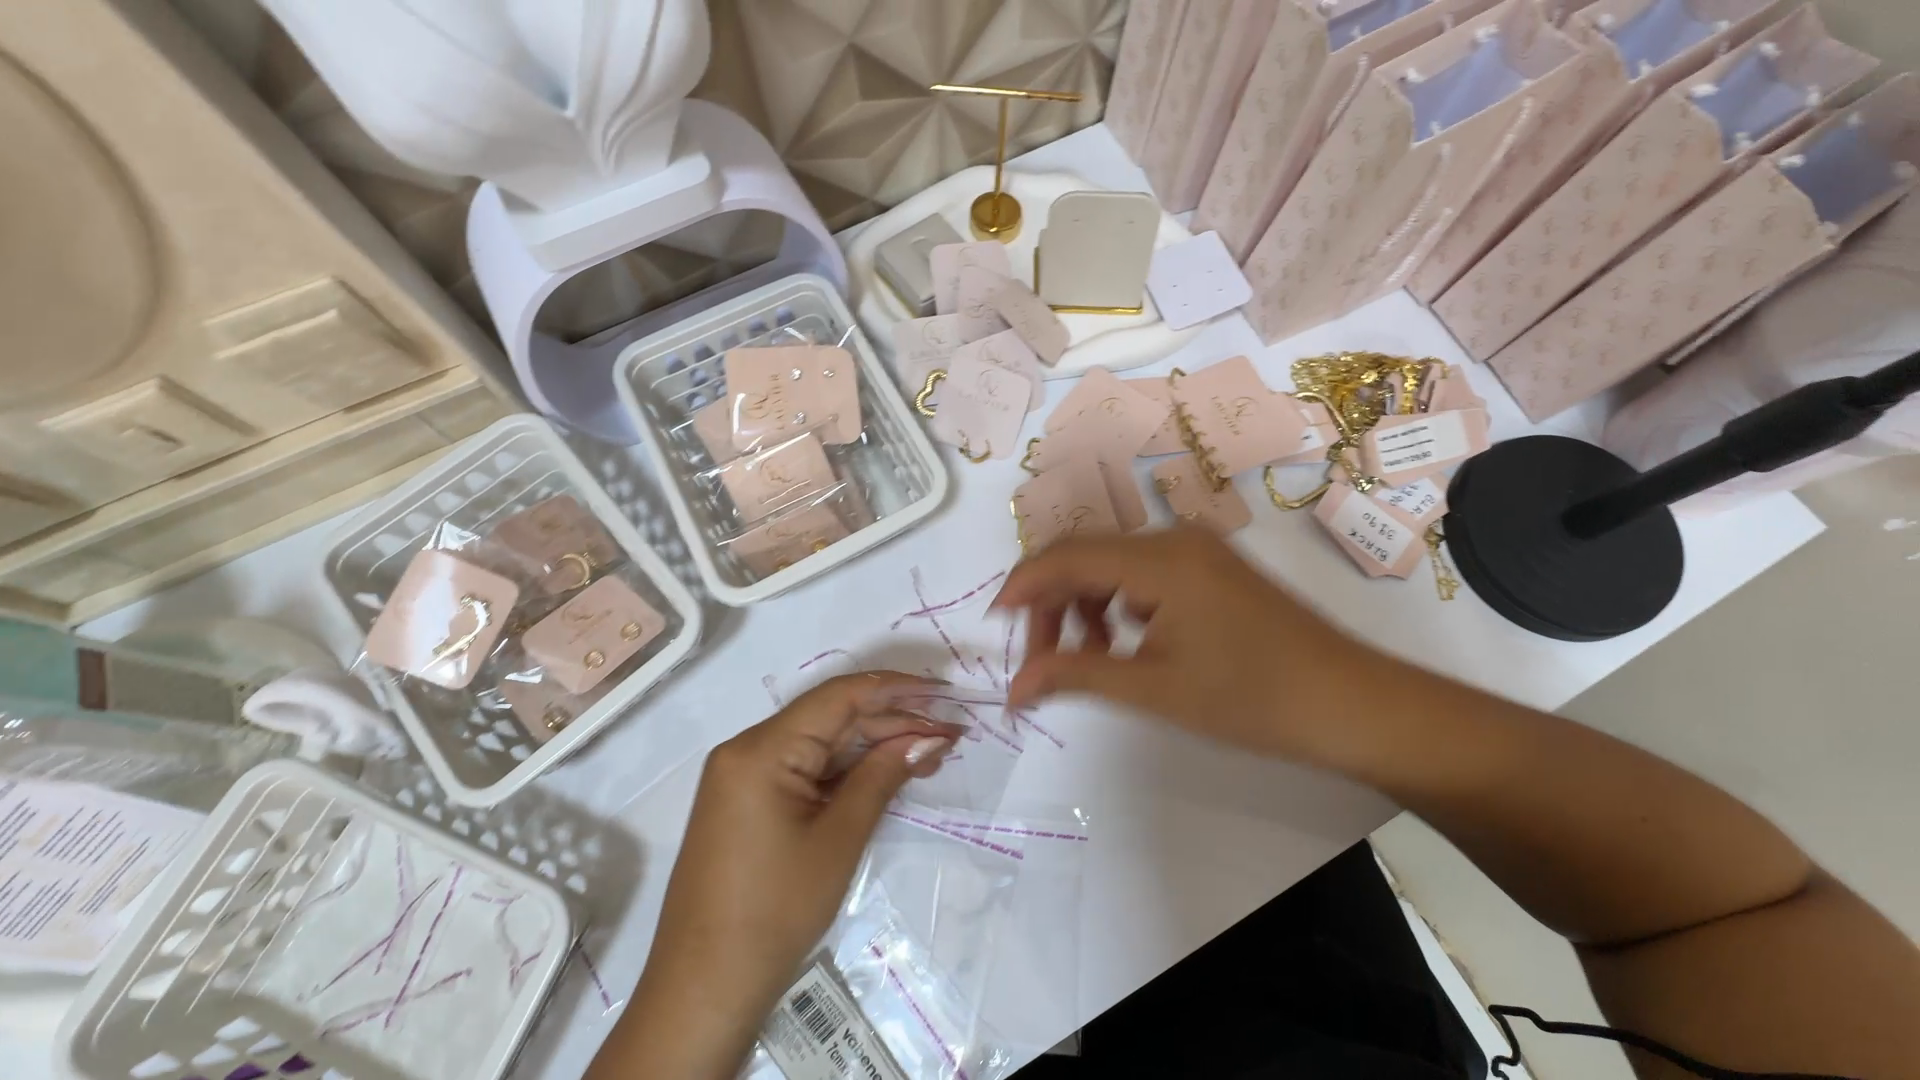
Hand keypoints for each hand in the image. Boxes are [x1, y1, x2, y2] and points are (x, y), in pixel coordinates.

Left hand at [593, 672, 955, 1079]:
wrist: (706, 984)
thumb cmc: (776, 910)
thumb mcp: (839, 838)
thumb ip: (883, 777)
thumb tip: (930, 739)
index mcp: (761, 749)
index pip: (838, 697)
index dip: (896, 689)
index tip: (944, 694)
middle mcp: (746, 751)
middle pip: (830, 719)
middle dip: (891, 722)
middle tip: (949, 736)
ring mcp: (742, 778)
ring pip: (819, 745)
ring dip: (872, 747)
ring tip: (929, 755)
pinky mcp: (746, 803)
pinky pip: (803, 771)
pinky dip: (845, 772)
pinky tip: (885, 775)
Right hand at [993, 527, 1371, 762]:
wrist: (1351, 704)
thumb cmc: (1251, 698)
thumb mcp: (1152, 688)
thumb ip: (1074, 675)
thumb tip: (1012, 689)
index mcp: (1159, 559)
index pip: (1065, 556)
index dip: (1022, 588)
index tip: (992, 626)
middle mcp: (1174, 538)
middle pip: (1085, 557)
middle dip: (1052, 606)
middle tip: (1041, 663)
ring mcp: (1198, 550)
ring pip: (1112, 565)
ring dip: (1084, 608)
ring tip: (1088, 660)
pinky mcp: (1213, 568)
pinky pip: (1143, 574)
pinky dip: (1118, 606)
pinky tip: (1126, 645)